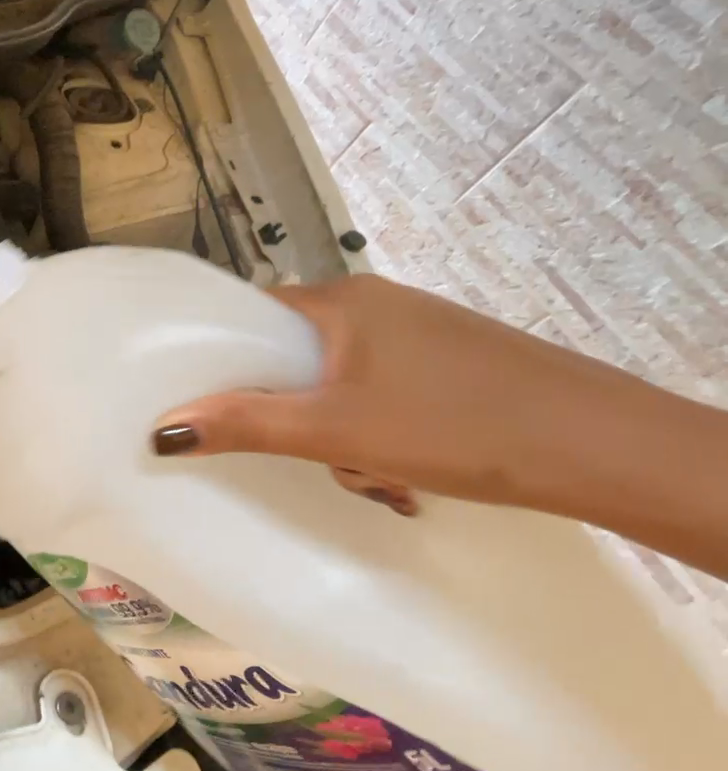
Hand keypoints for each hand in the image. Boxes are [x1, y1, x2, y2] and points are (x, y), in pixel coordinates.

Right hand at [148, 275, 687, 516]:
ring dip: (328, 427)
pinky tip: (393, 465)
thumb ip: (243, 425)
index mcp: (341, 300)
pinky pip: (375, 389)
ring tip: (360, 469)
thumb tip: (160, 431)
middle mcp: (375, 304)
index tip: (199, 400)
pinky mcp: (448, 364)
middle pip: (289, 353)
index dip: (218, 357)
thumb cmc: (456, 425)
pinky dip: (367, 426)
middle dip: (282, 408)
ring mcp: (417, 333)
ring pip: (333, 379)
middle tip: (292, 449)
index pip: (249, 315)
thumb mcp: (334, 431)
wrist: (610, 451)